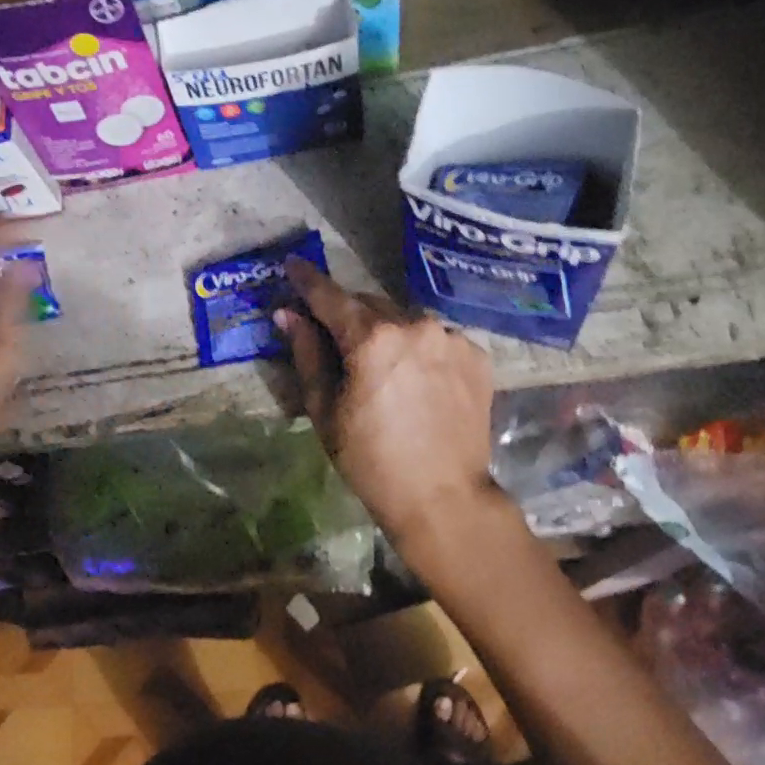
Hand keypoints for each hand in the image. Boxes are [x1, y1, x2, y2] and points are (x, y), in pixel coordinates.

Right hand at [274, 258, 496, 541]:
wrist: (444, 498)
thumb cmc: (371, 461)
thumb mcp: (326, 410)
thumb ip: (307, 354)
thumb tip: (289, 314)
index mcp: (372, 338)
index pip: (331, 296)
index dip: (307, 280)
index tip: (293, 266)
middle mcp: (415, 324)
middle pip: (370, 305)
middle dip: (348, 314)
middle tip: (334, 336)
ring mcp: (451, 338)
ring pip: (406, 319)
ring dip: (387, 330)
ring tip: (381, 365)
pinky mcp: (476, 356)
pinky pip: (436, 338)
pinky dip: (420, 348)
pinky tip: (416, 379)